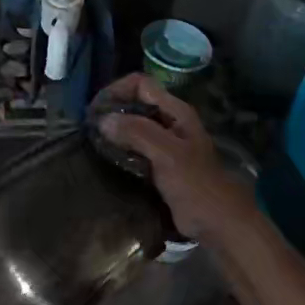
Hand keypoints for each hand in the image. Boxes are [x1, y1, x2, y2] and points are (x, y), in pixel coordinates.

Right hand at [95, 73, 255, 240]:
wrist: (216, 220)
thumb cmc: (196, 184)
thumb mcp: (167, 153)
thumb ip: (138, 132)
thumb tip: (103, 120)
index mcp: (177, 112)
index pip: (141, 84)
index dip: (116, 90)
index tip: (95, 111)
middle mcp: (171, 123)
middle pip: (136, 105)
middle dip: (113, 113)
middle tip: (89, 130)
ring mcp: (166, 146)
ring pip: (135, 129)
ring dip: (115, 134)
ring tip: (93, 145)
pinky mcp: (161, 167)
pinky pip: (136, 151)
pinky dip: (121, 152)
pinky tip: (107, 162)